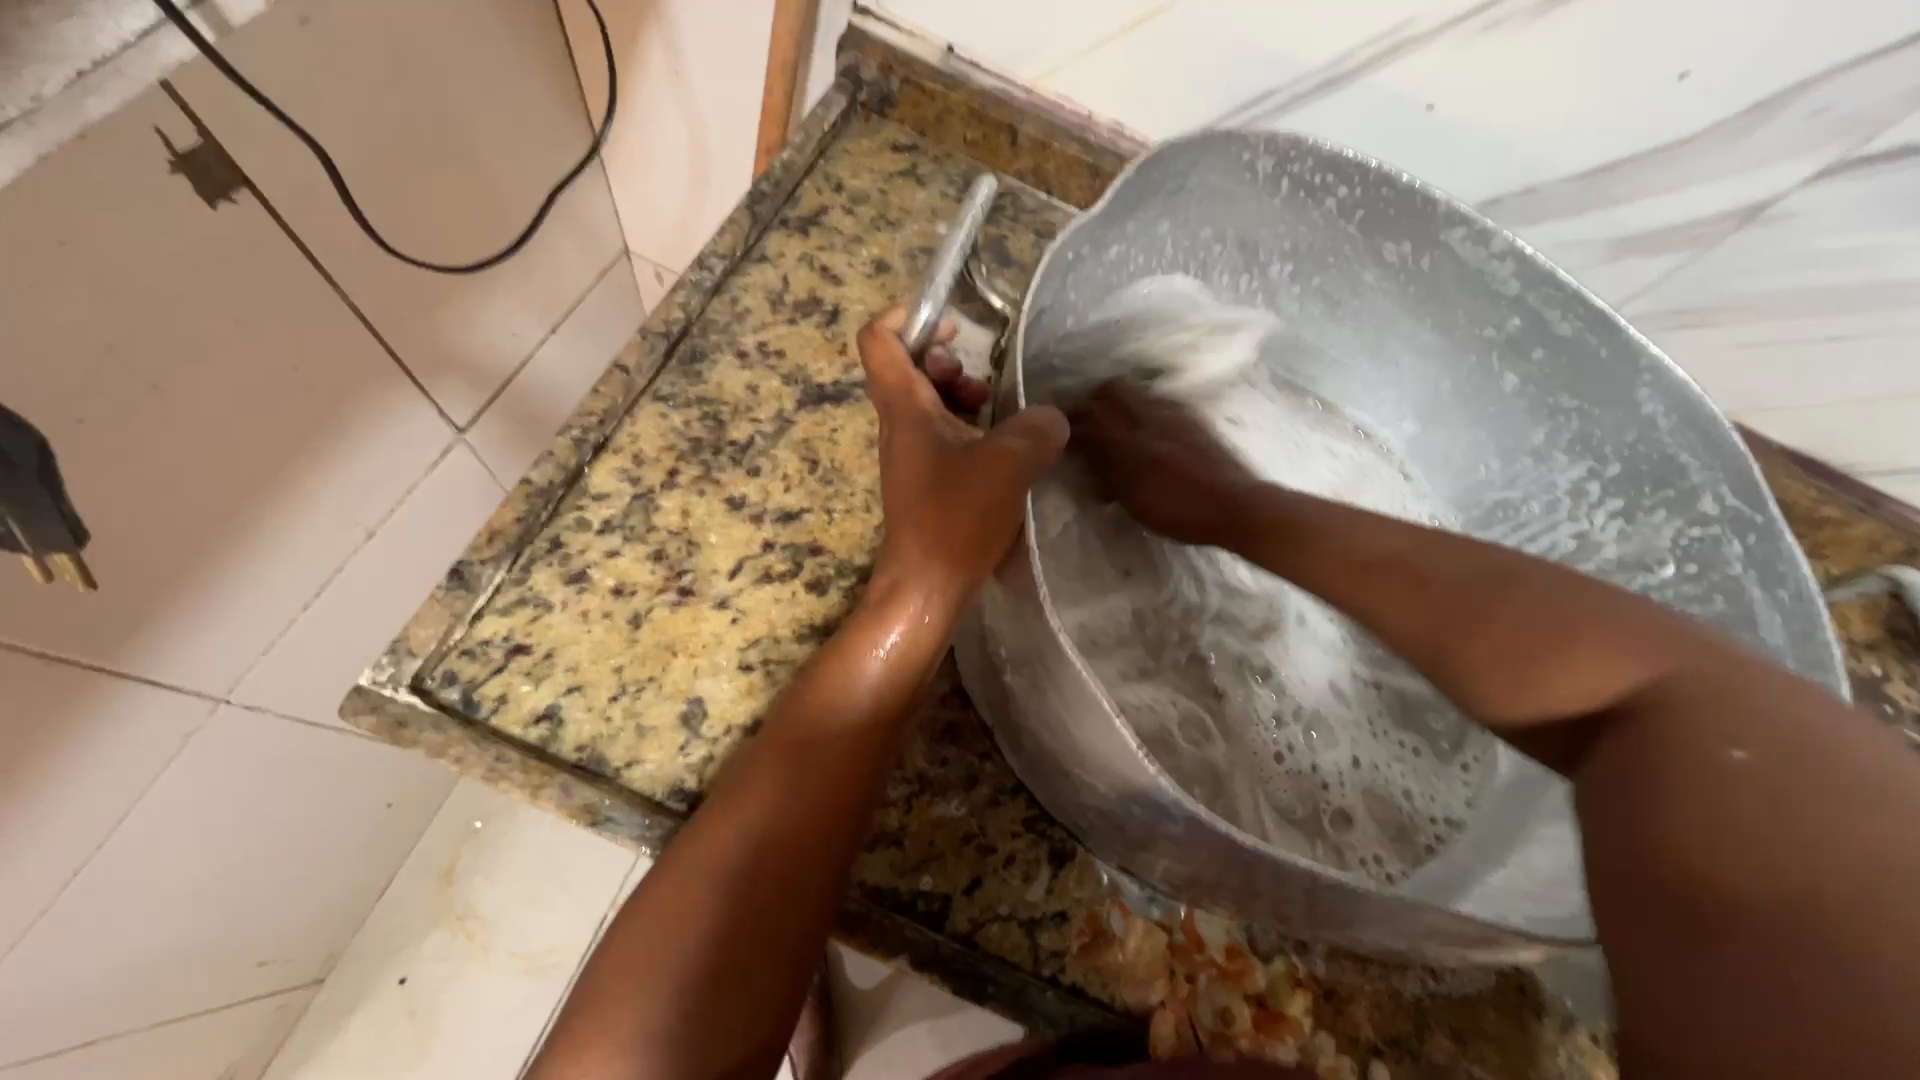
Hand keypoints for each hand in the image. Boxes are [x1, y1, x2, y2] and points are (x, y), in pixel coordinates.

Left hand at [859, 308, 1068, 618]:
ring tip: (996, 411)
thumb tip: (1051, 418)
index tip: (952, 324)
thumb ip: (1037, 428)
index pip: (879, 340)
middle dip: (947, 359)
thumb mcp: (1008, 464)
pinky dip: (968, 428)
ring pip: (928, 403)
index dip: (906, 317)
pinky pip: (943, 435)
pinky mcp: (927, 481)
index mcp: (905, 408)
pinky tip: (1002, 447)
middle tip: (980, 378)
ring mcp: (912, 455)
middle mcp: (901, 425)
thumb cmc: (956, 518)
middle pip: (908, 368)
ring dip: (962, 396)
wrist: (927, 586)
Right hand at [1069, 378, 1265, 548]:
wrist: (1238, 507)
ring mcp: (1175, 414)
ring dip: (1117, 404)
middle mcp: (1151, 418)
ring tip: (1113, 428)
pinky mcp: (1193, 418)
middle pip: (1111, 390)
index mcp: (1131, 443)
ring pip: (1135, 393)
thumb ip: (1108, 476)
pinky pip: (1158, 403)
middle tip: (1084, 423)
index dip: (1069, 420)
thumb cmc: (1182, 513)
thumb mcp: (1134, 502)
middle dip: (1092, 402)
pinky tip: (1146, 434)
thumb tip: (1086, 458)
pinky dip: (1142, 412)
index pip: (1088, 418)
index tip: (1057, 428)